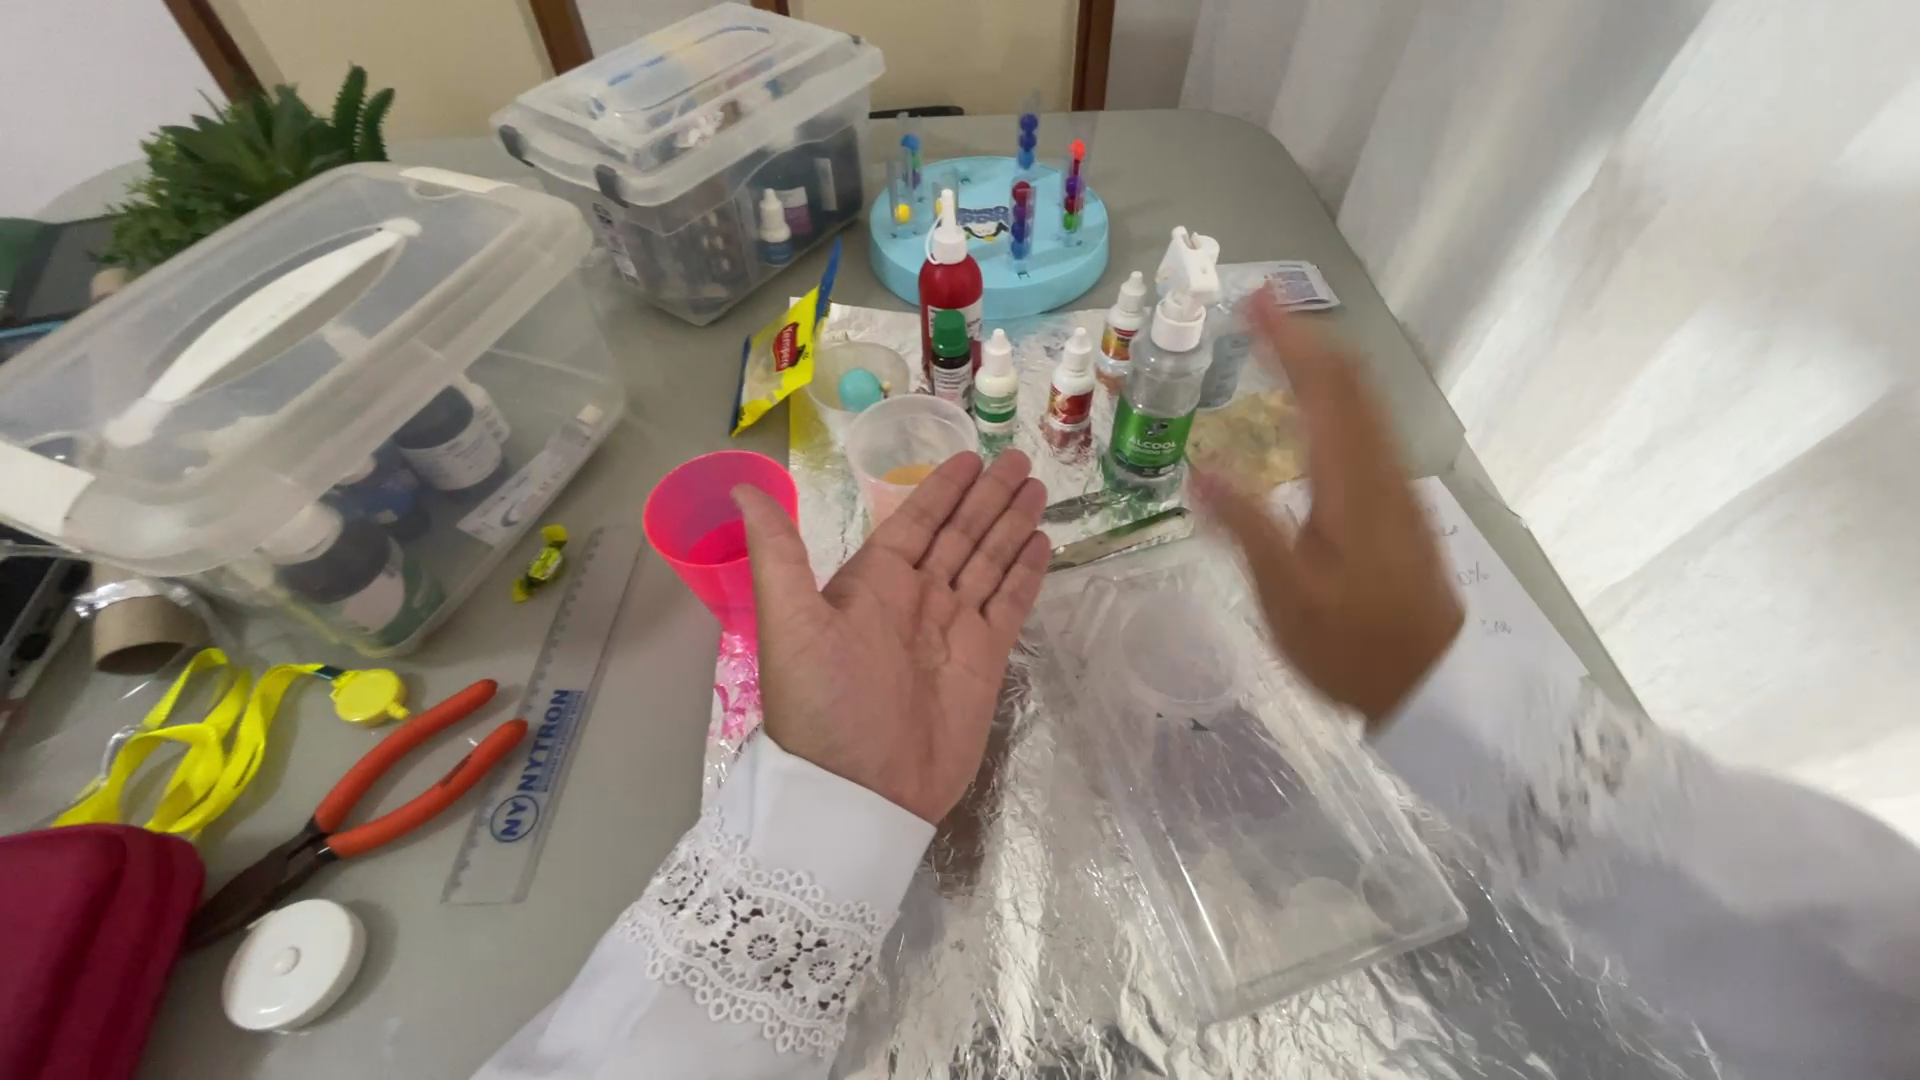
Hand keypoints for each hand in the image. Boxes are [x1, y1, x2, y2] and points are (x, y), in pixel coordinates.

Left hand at [732, 451, 1049, 823]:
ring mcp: (953, 629)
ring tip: (1036, 490)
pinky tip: (1040, 544)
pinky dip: (1024, 575)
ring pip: (988, 561)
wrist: (860, 793)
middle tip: (1019, 459)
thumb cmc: (822, 704)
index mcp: (872, 583)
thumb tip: (741, 484)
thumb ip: (778, 551)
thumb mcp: (790, 622)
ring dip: (1011, 525)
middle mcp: (915, 598)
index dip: (943, 489)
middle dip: (988, 497)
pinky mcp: (984, 661)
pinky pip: (1008, 604)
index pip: (915, 521)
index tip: (972, 457)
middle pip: (960, 533)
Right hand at [1198, 290, 1462, 724]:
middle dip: (1305, 336)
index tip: (1255, 302)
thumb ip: (1245, 527)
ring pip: (1365, 400)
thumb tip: (1199, 467)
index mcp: (1350, 484)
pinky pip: (1368, 426)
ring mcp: (1395, 484)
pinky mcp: (1398, 501)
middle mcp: (1380, 469)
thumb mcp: (1285, 594)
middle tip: (1260, 307)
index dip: (1288, 341)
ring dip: (1324, 360)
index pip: (1323, 390)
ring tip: (1281, 338)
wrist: (1430, 684)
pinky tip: (1316, 403)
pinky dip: (1338, 395)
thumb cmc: (1350, 645)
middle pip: (1351, 381)